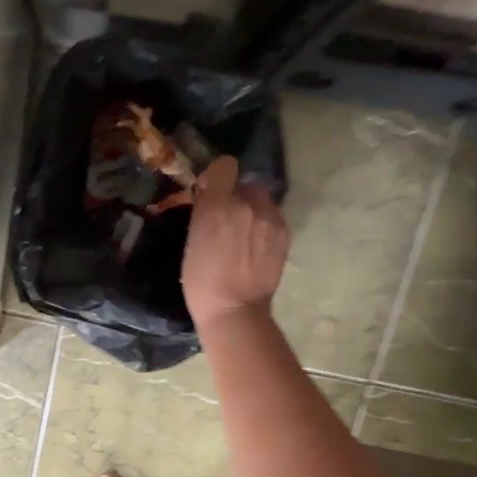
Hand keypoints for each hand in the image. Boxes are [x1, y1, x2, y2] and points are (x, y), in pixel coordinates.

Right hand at [181, 155, 290, 327]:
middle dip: (239, 197)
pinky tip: (258, 247)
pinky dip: (266, 226)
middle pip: (246, 184)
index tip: (214, 191)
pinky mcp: (283, 232)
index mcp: (217, 204)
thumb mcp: (192, 241)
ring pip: (263, 201)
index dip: (219, 176)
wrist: (235, 310)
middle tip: (230, 220)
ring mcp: (269, 217)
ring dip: (254, 211)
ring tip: (247, 236)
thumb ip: (204, 213)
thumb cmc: (202, 282)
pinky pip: (274, 218)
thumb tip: (210, 196)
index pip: (225, 166)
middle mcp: (246, 203)